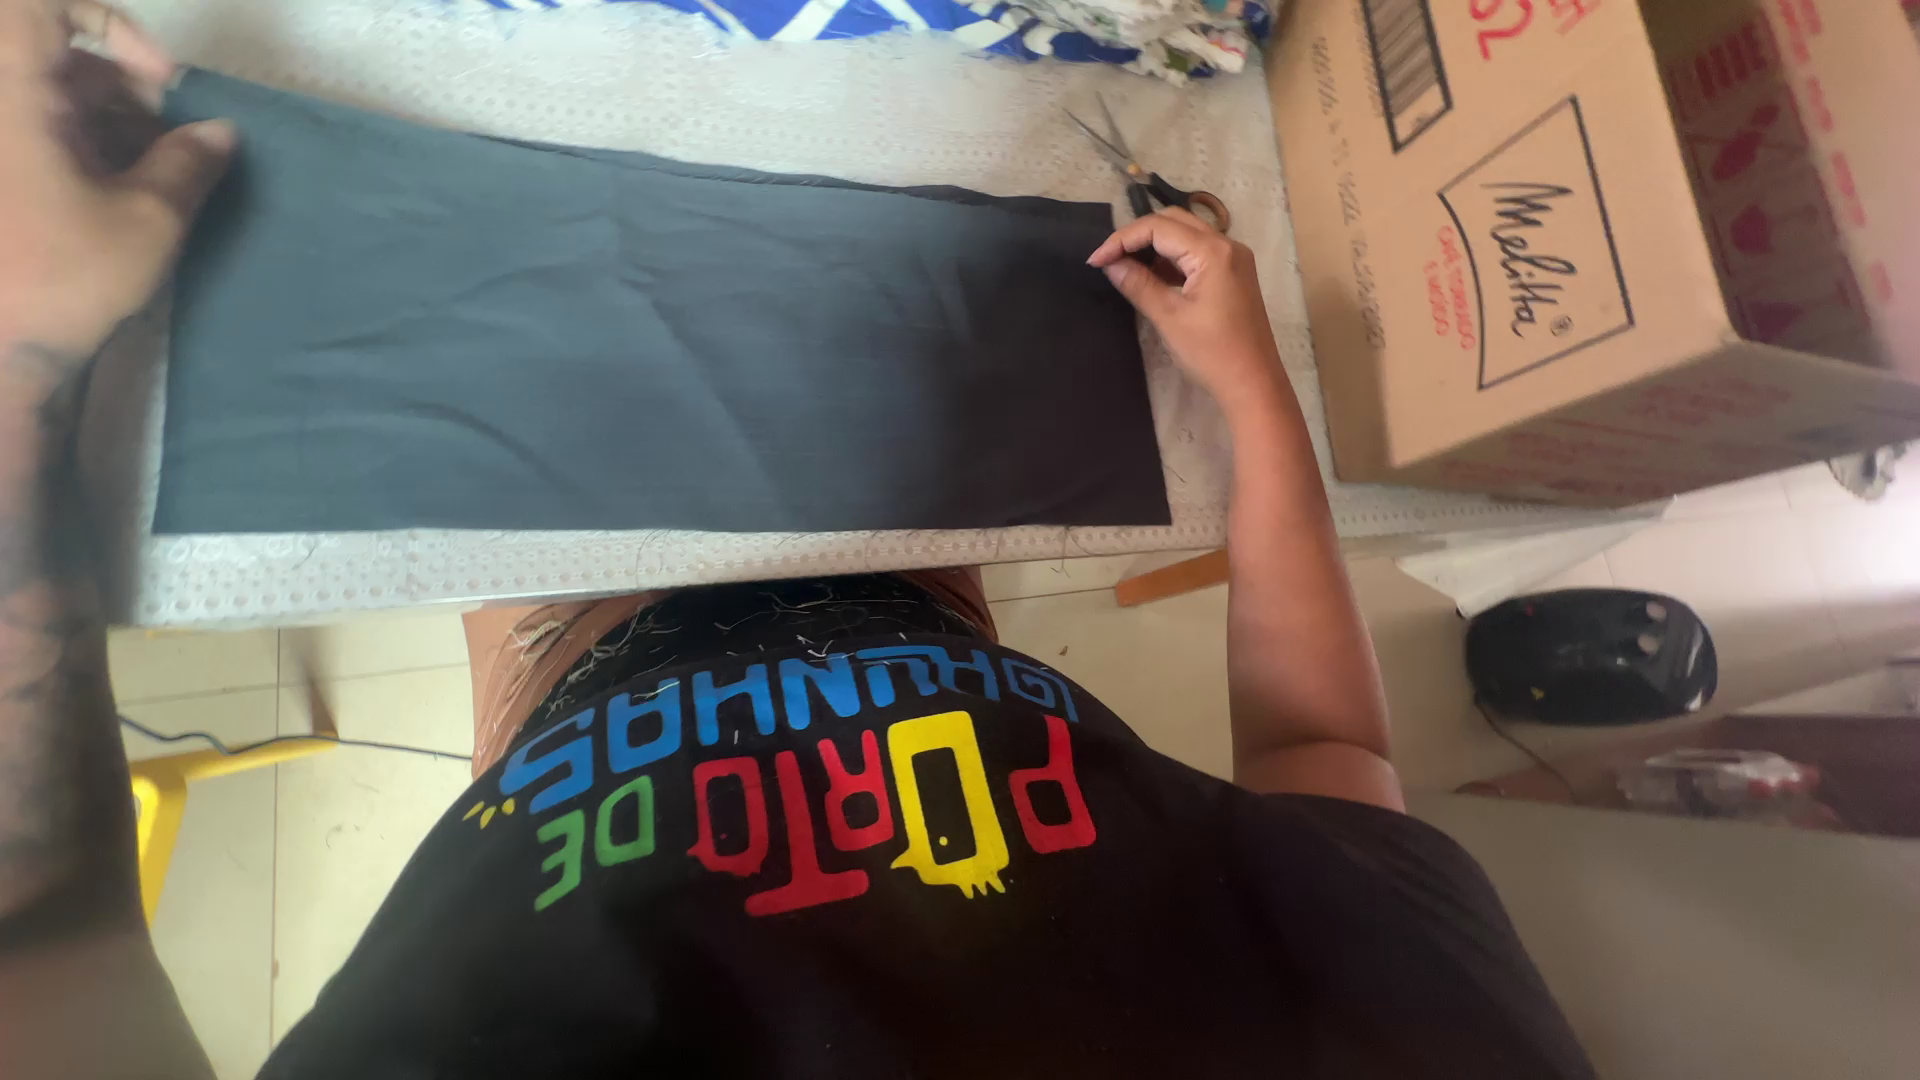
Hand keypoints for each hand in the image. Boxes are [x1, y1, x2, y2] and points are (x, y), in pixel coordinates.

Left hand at [0, 0, 231, 406]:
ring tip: (153, 177)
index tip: (160, 79)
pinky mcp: (5, 163)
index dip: (108, 21)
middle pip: (55, 49)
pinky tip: (121, 187)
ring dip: (114, 121)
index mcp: (9, 94)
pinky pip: (41, 123)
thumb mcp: (149, 220)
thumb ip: (187, 165)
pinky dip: (88, 142)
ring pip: (51, 87)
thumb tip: (220, 132)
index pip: (38, 3)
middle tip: (173, 145)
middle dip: (126, 87)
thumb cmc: (64, 272)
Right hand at [1087, 207, 1282, 406]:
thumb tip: (1110, 265)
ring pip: (1185, 234)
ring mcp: (1232, 258)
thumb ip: (1138, 285)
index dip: (1122, 239)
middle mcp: (1227, 244)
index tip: (1096, 261)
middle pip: (1174, 221)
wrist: (1252, 382)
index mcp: (1213, 252)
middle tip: (1108, 260)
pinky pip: (1196, 252)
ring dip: (1153, 245)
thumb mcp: (1169, 318)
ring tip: (1124, 267)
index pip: (1159, 227)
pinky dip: (1170, 258)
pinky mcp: (1232, 274)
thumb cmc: (1211, 353)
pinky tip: (1150, 275)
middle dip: (1137, 236)